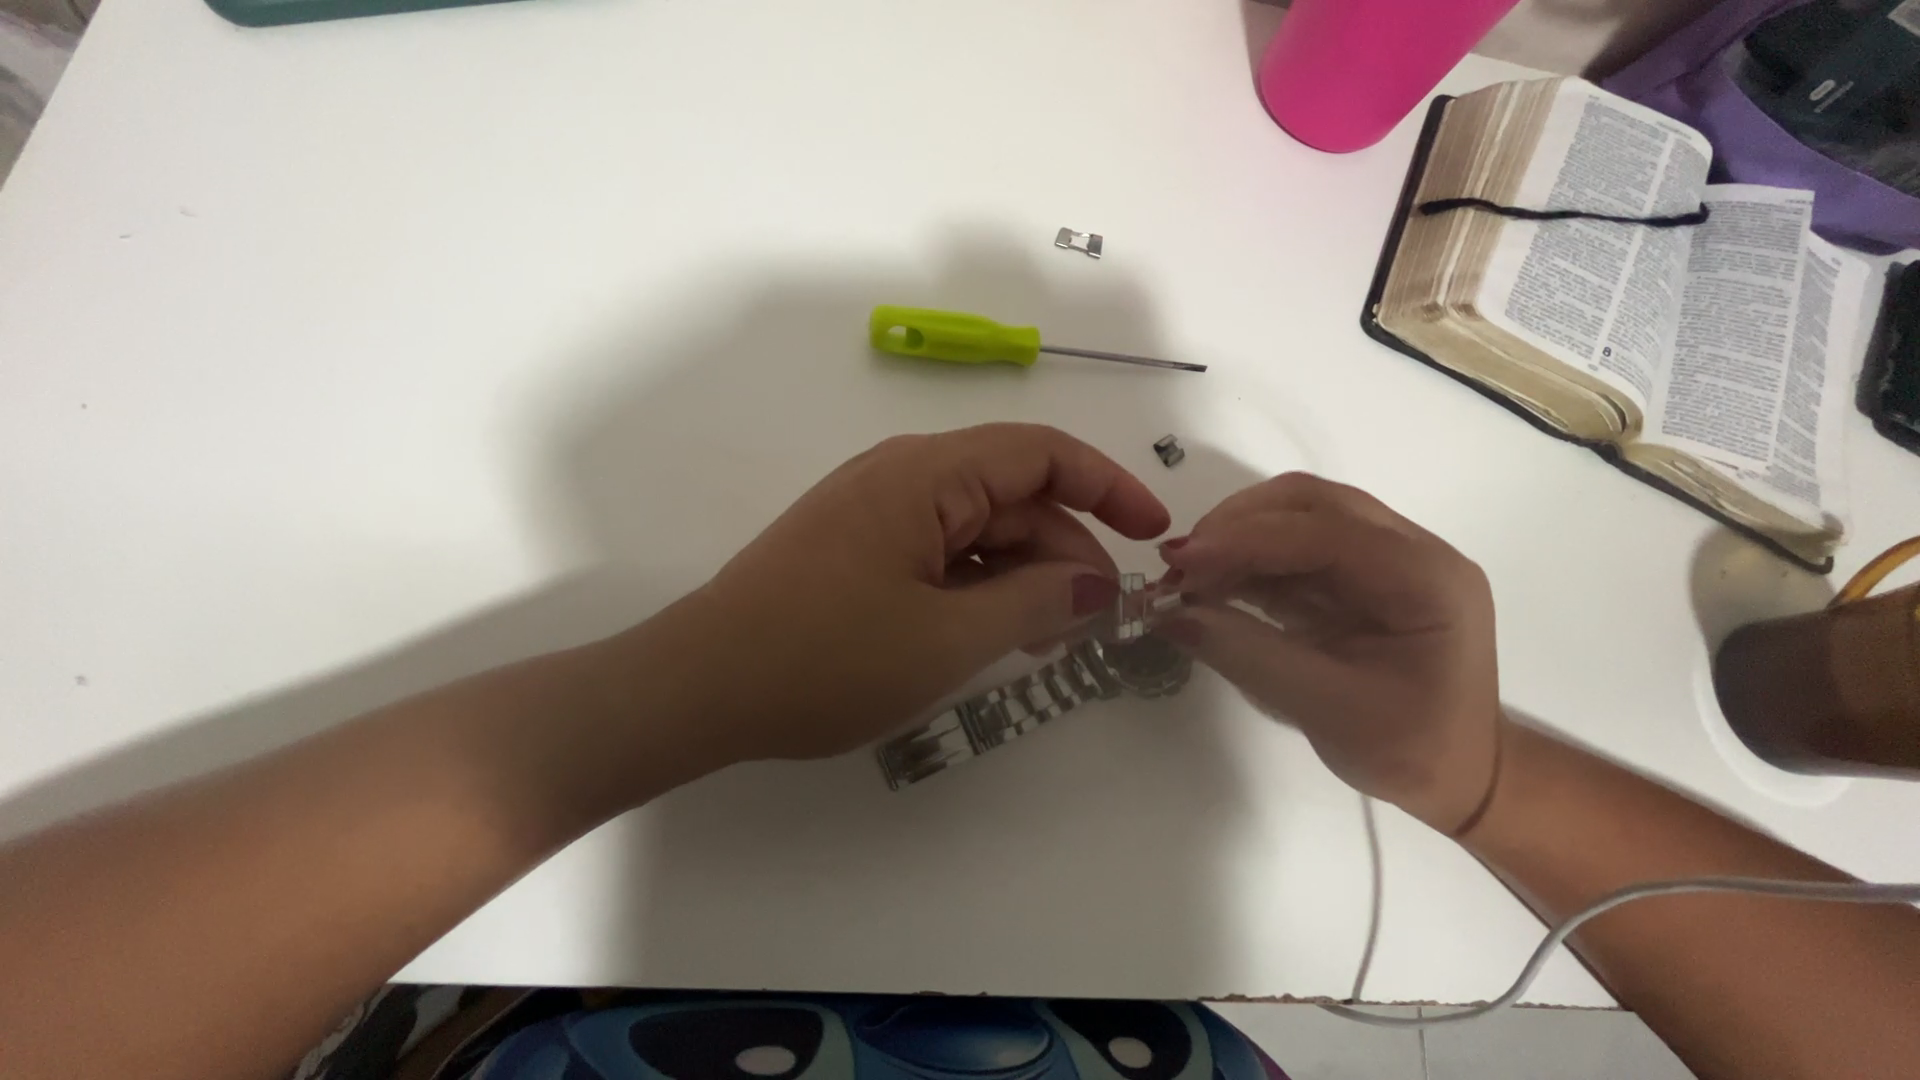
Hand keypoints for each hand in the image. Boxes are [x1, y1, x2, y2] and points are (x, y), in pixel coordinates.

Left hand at [611, 424, 1169, 781]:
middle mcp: (902, 477)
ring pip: (976, 529)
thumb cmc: (825, 659)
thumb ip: (1034, 604)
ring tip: (1047, 641)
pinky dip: (977, 587)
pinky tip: (993, 635)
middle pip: (1011, 494)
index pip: (1040, 453)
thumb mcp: (947, 638)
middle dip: (1063, 550)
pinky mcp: (857, 549)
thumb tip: (1096, 583)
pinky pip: (939, 553)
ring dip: (1021, 575)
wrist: (700, 687)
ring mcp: (875, 513)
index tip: (1151, 535)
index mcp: (926, 475)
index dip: (1106, 487)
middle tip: (1092, 623)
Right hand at [1158, 473, 1500, 832]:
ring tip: (1182, 578)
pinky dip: (1243, 563)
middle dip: (1236, 525)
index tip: (1179, 561)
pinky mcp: (1353, 578)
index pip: (1326, 532)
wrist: (1459, 777)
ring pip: (1296, 517)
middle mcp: (1409, 551)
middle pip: (1311, 503)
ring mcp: (1382, 560)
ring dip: (1234, 540)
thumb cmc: (1409, 751)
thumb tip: (1168, 615)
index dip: (1246, 539)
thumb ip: (1246, 654)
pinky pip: (1289, 551)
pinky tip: (1206, 586)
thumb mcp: (1326, 710)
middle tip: (1177, 564)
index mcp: (1425, 579)